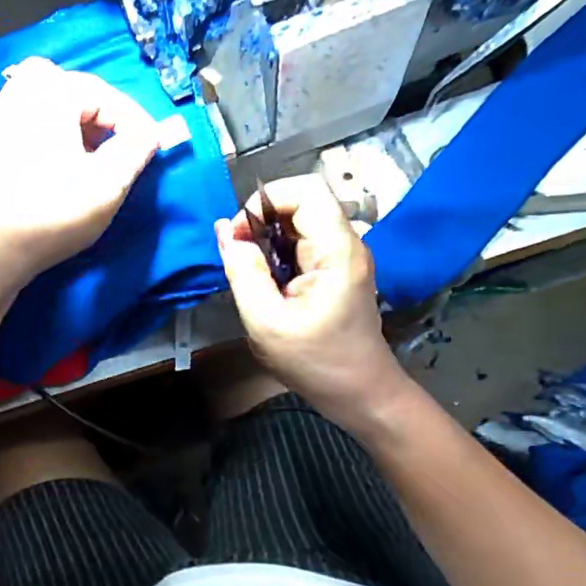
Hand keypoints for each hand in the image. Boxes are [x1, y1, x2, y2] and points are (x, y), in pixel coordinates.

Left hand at [0, 58, 160, 296]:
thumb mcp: (108, 184)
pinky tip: (60, 172)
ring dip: (82, 132)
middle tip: (126, 156)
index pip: (112, 97)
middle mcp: (22, 87)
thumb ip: (137, 150)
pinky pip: (35, 125)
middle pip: (82, 96)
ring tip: (95, 166)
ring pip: (57, 111)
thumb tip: (150, 134)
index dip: (139, 124)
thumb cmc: (48, 211)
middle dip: (109, 124)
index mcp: (52, 87)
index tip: (154, 149)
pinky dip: (56, 140)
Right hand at [214, 174, 409, 430]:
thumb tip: (224, 231)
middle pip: (302, 202)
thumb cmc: (317, 363)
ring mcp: (343, 257)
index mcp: (338, 250)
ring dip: (268, 237)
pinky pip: (303, 244)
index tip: (239, 233)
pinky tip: (265, 280)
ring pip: (300, 223)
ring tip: (249, 268)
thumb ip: (244, 273)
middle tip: (238, 252)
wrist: (361, 394)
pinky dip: (278, 252)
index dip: (266, 200)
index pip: (306, 191)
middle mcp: (346, 244)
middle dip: (262, 219)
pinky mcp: (336, 271)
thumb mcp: (267, 323)